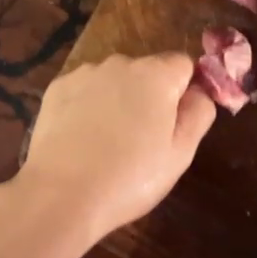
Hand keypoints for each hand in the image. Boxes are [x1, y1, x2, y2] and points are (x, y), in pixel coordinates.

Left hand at [15, 53, 215, 242]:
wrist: (61, 195)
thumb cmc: (130, 177)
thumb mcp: (181, 154)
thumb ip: (199, 113)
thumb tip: (199, 91)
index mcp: (156, 74)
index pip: (183, 65)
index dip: (183, 91)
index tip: (174, 124)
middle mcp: (121, 63)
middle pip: (146, 71)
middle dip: (149, 96)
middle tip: (142, 140)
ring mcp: (85, 73)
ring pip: (113, 81)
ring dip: (117, 100)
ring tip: (108, 143)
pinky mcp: (57, 88)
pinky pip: (84, 91)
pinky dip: (87, 106)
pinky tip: (82, 139)